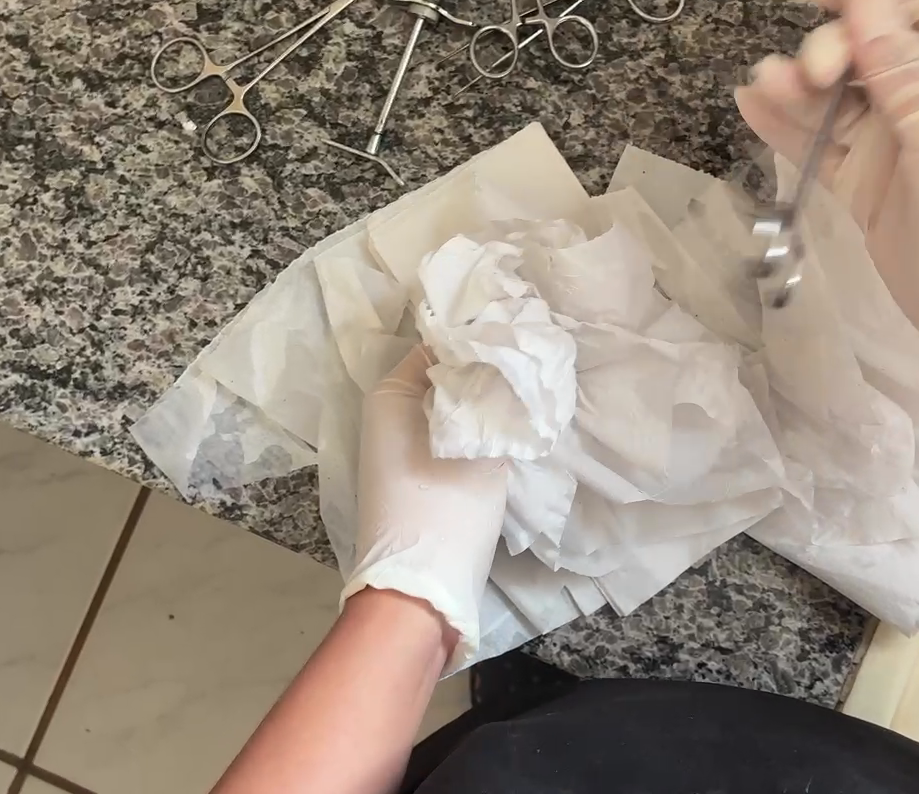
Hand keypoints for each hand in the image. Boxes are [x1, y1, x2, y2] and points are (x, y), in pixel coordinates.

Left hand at [341, 345, 507, 672]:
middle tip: (530, 356)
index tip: (518, 328)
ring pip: (447, 406)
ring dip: (480, 399)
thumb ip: (494, 398)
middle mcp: (387, 412)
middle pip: (442, 374)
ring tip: (528, 387)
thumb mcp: (481, 443)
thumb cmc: (445, 507)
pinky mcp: (411, 472)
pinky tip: (509, 425)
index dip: (477, 334)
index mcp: (392, 392)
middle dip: (483, 366)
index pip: (438, 343)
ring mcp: (396, 445)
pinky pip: (445, 432)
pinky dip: (472, 427)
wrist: (418, 590)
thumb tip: (509, 363)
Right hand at [735, 0, 918, 354]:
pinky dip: (785, 127)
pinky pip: (818, 145)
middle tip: (806, 73)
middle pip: (862, 55)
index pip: (905, 9)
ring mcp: (894, 144)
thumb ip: (893, 54)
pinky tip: (751, 105)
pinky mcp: (862, 184)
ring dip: (796, 88)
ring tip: (759, 82)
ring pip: (834, 102)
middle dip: (826, 53)